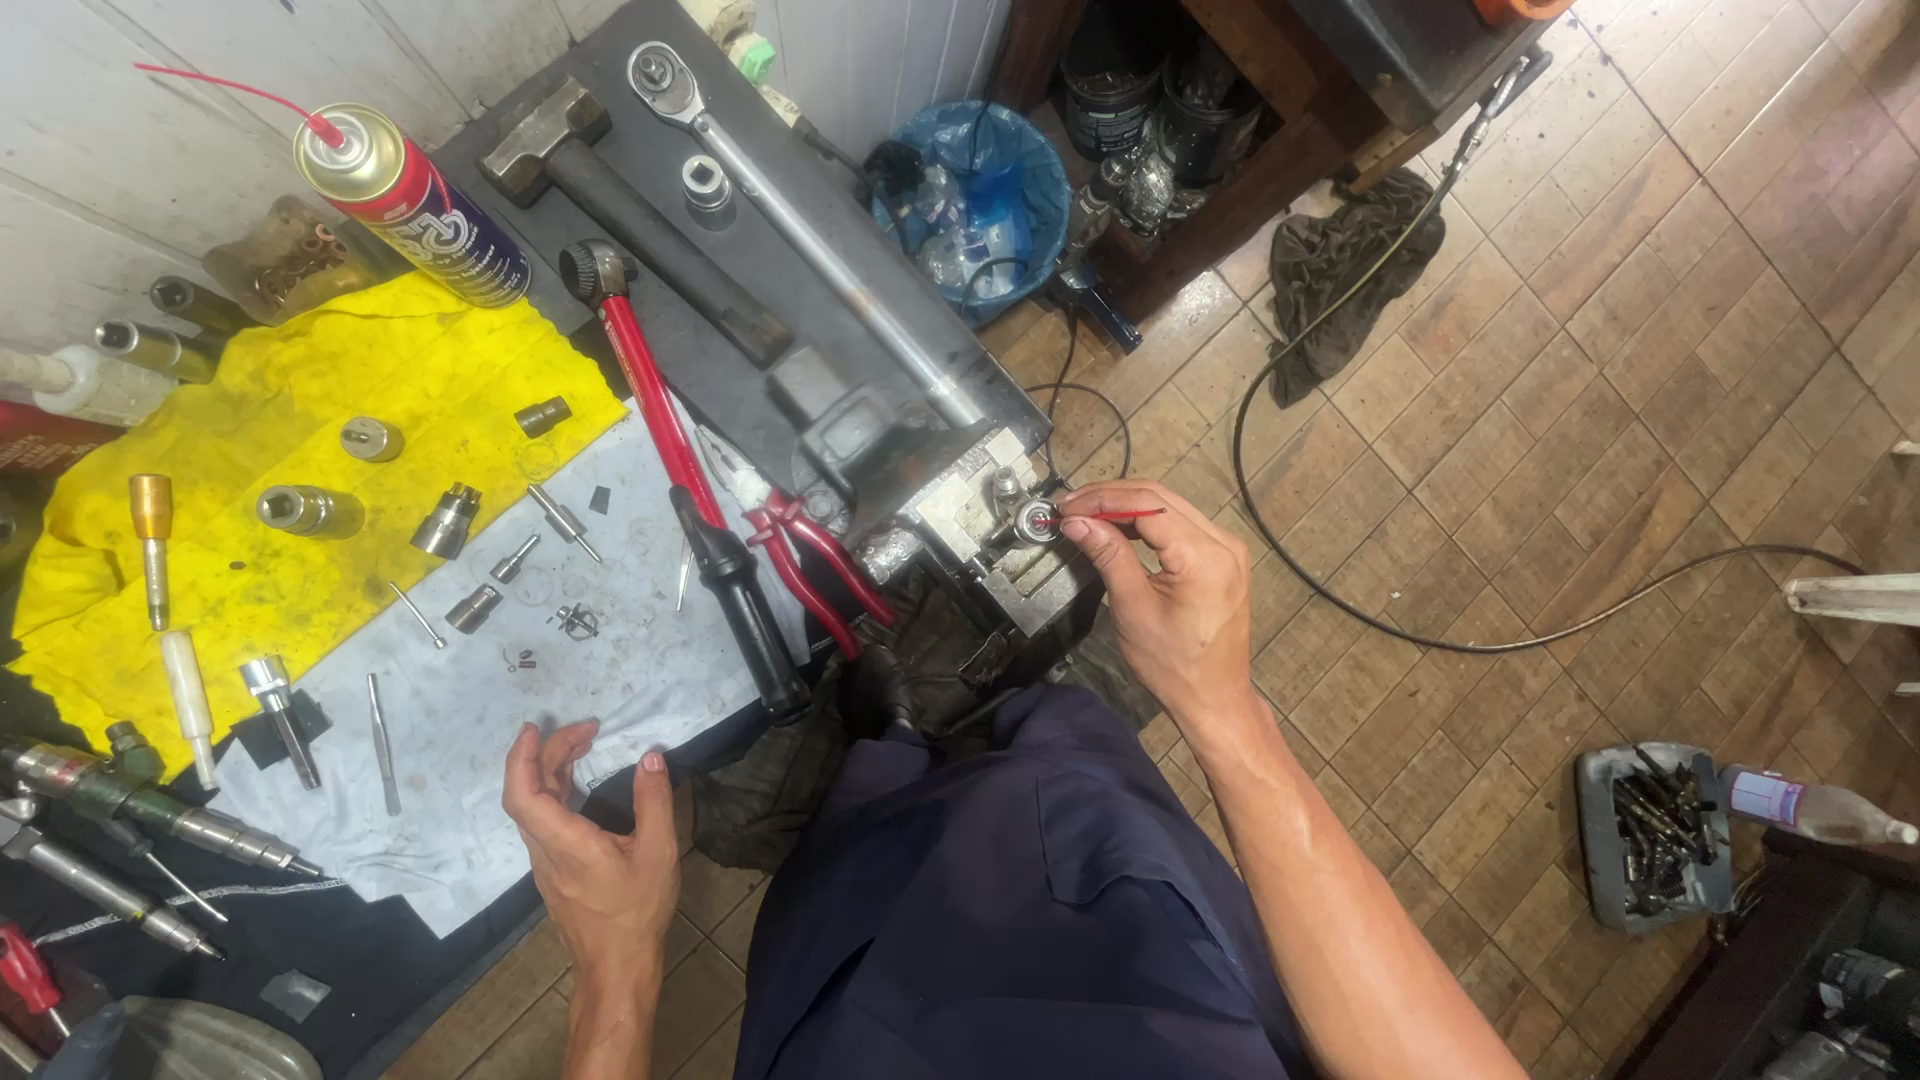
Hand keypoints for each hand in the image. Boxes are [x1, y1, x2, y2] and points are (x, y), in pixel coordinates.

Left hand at [502, 721, 679, 991]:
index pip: (524, 796)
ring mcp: (546, 863)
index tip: (535, 728)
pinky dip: (556, 789)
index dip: (522, 758)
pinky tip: (579, 783)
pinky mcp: (554, 870)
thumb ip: (654, 801)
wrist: (617, 963)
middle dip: (549, 752)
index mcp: (566, 843)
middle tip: (588, 728)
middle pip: (527, 794)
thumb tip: (651, 757)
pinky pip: (543, 820)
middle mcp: (545, 851)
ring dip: (551, 770)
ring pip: (533, 807)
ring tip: (584, 744)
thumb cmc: (637, 908)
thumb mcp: (659, 851)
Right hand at [1057, 481, 1261, 724]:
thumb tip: (1076, 521)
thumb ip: (1108, 556)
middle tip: (1069, 505)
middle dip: (1110, 496)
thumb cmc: (1172, 665)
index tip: (1065, 507)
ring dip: (1125, 504)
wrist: (1214, 698)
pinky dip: (1145, 519)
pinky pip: (1179, 522)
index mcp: (1204, 557)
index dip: (1101, 500)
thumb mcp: (1133, 608)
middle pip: (1159, 497)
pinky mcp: (1222, 556)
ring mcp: (1226, 547)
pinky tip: (1115, 524)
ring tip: (1085, 512)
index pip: (1147, 506)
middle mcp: (1223, 542)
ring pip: (1168, 504)